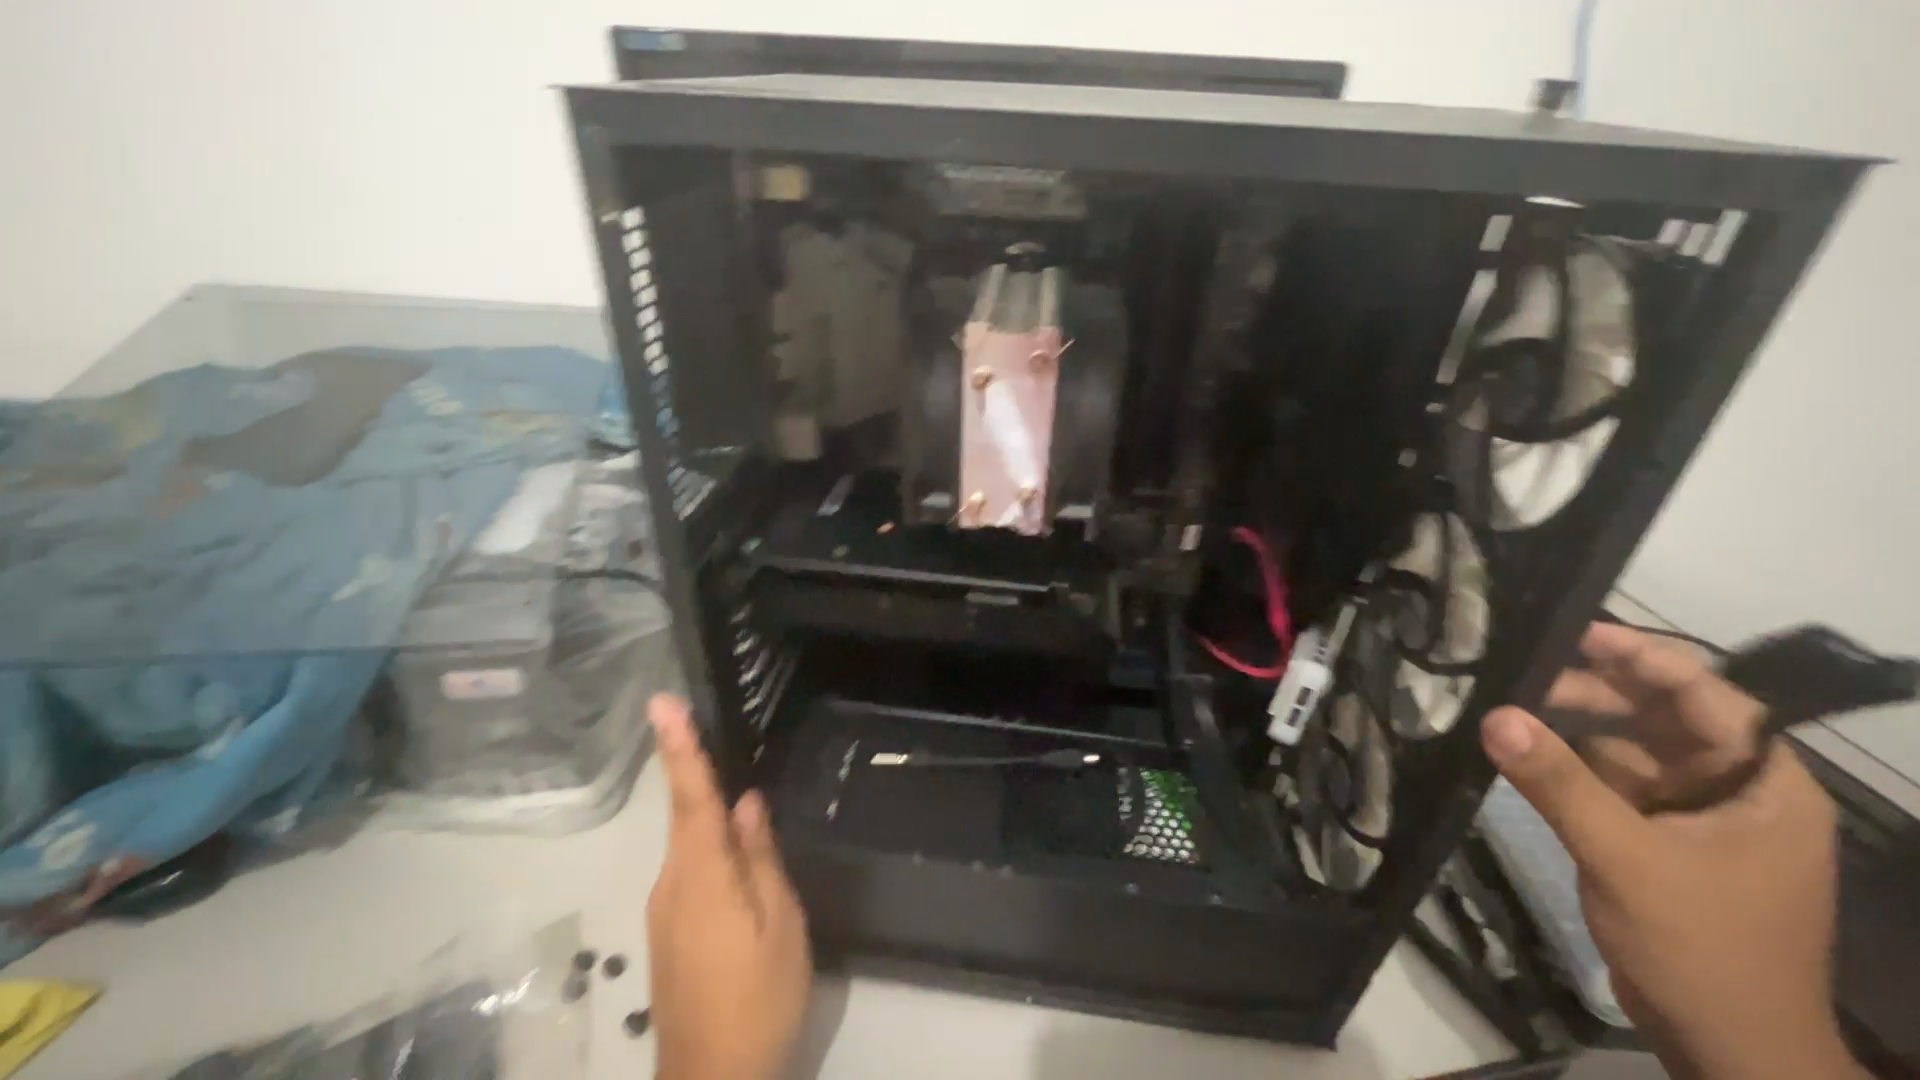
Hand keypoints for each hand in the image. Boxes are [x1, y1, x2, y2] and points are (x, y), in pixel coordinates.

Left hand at [646, 695, 810, 1079]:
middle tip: (704, 734)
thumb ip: (760, 859)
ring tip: (745, 816)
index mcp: (703, 877)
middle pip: (686, 819)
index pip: (692, 798)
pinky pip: (688, 876)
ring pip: (689, 849)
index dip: (680, 748)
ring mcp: (663, 913)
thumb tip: (746, 803)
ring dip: (708, 822)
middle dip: (694, 776)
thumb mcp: (780, 924)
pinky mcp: (666, 935)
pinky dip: (709, 857)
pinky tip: (737, 873)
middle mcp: (671, 885)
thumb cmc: (759, 998)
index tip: (662, 704)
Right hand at [1481, 624, 1863, 1079]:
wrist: (1729, 1046)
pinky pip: (1620, 787)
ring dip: (1580, 729)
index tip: (1573, 631)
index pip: (1706, 694)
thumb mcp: (1624, 856)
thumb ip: (1559, 782)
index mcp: (1762, 783)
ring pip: (1637, 750)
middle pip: (1666, 717)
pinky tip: (1529, 758)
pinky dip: (1577, 769)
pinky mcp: (1667, 844)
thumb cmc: (1700, 944)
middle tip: (1523, 675)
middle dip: (1598, 692)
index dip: (1641, 657)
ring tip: (1514, 710)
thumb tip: (1494, 716)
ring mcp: (1702, 819)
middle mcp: (1738, 791)